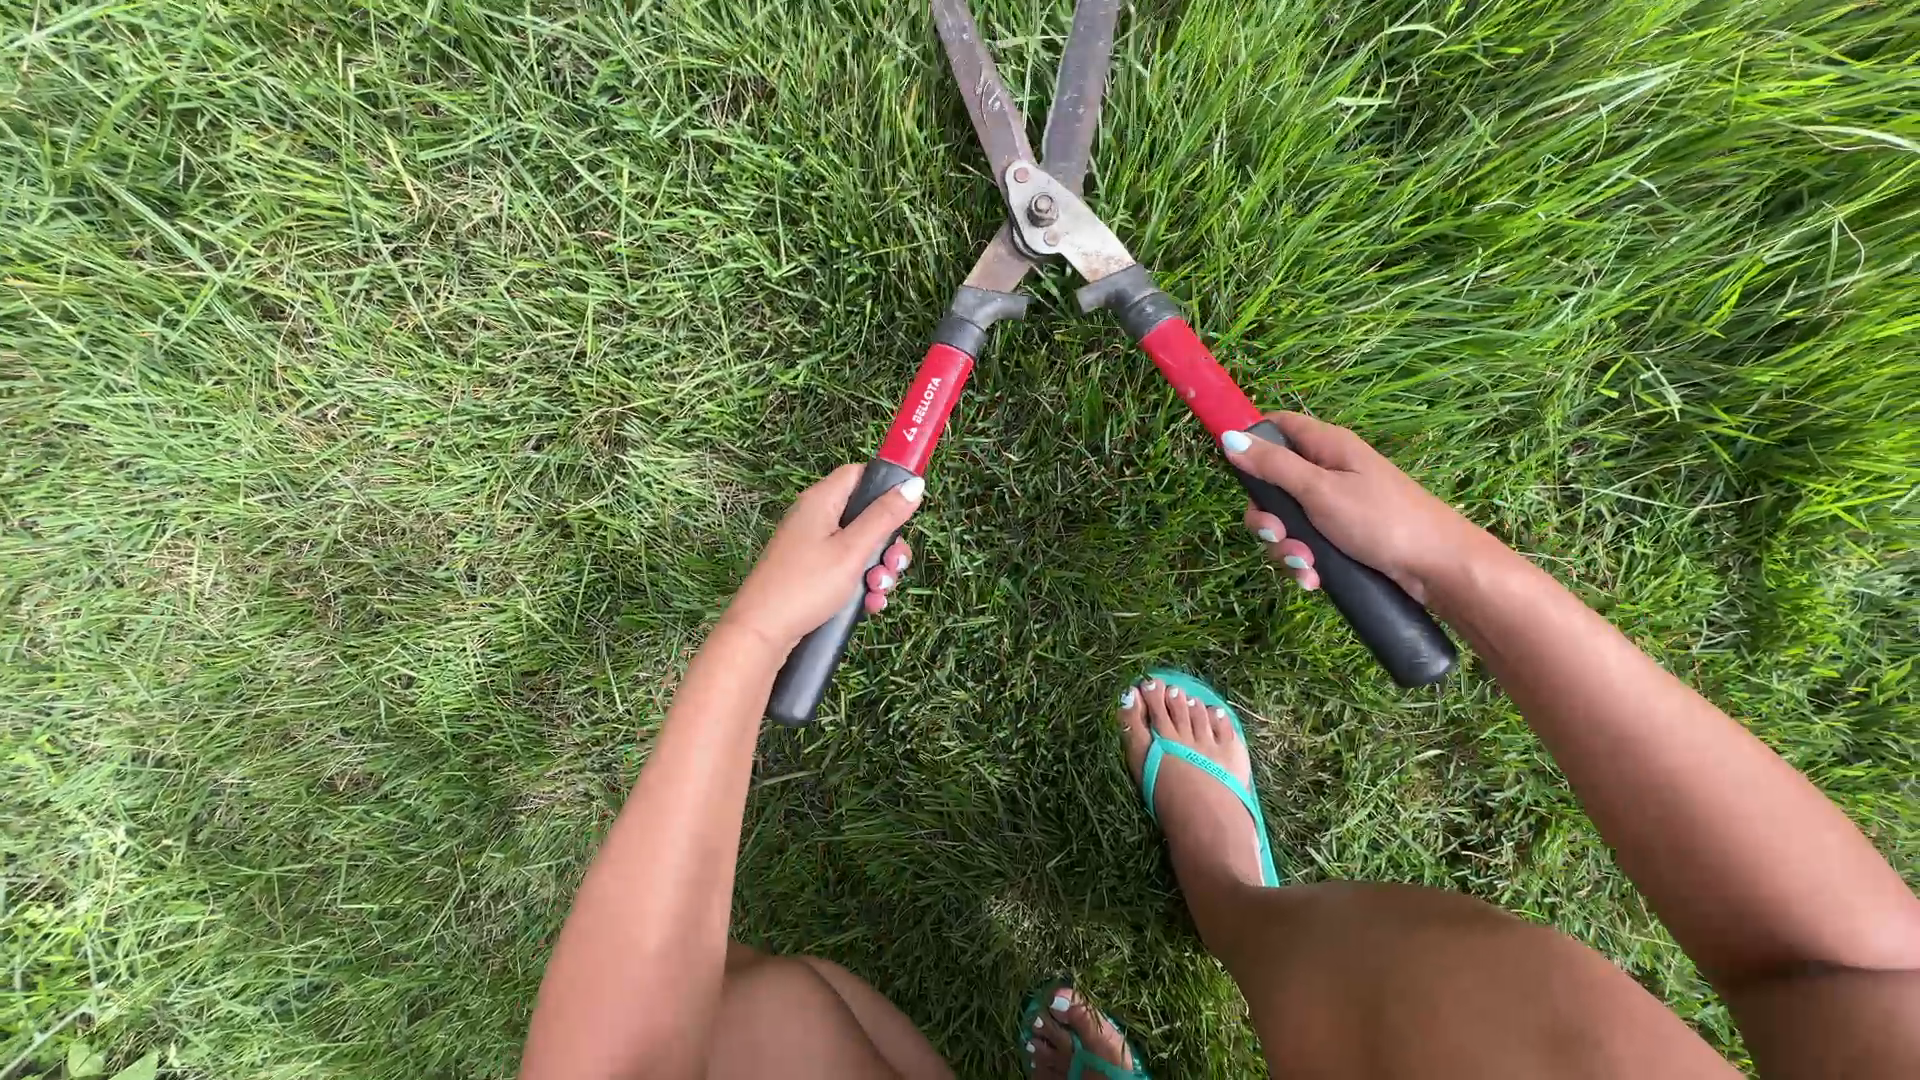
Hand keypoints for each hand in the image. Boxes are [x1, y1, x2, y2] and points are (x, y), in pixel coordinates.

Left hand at [720, 464, 921, 647]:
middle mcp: (815, 518)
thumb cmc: (806, 585)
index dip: (885, 488)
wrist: (762, 632)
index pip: (859, 474)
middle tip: (893, 565)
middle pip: (866, 516)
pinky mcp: (811, 572)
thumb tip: (914, 484)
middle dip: (888, 544)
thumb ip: (884, 517)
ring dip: (878, 570)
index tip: (904, 512)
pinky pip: (847, 569)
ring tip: (878, 591)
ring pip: (861, 547)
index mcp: (821, 501)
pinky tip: (869, 604)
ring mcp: (812, 546)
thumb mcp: (853, 550)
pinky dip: (862, 585)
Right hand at [1220, 411, 1502, 603]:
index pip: (1277, 426)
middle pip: (1271, 484)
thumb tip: (1229, 437)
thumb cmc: (1381, 519)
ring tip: (1306, 565)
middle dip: (1266, 516)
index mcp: (1326, 447)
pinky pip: (1305, 545)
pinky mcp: (1339, 538)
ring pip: (1285, 521)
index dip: (1251, 440)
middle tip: (1276, 533)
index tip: (1233, 465)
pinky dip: (1303, 563)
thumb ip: (1273, 466)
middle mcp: (1327, 472)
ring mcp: (1333, 506)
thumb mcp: (1320, 490)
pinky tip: (1313, 578)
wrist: (1438, 568)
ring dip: (1285, 546)